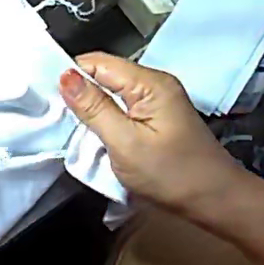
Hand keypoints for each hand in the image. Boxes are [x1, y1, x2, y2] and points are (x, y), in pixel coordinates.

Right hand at [59, 53, 246, 215]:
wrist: (215, 201)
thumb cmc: (172, 175)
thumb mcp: (125, 143)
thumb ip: (94, 108)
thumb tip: (65, 76)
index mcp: (150, 83)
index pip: (98, 63)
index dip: (71, 76)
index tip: (48, 98)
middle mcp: (155, 84)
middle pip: (105, 75)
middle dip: (80, 94)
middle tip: (57, 119)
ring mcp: (158, 101)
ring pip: (112, 93)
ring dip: (92, 110)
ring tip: (74, 130)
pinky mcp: (158, 118)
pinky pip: (123, 109)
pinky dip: (107, 121)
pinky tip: (97, 137)